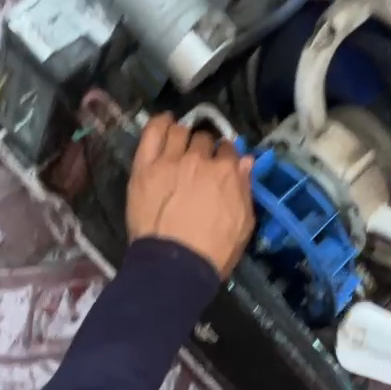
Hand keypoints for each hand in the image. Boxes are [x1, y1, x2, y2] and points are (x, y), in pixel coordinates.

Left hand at [126, 113, 257, 276]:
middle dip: (204, 148)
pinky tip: (164, 123)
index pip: (229, 150)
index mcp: (226, 173)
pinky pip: (152, 133)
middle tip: (199, 163)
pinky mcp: (144, 167)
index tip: (221, 166)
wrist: (175, 266)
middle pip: (204, 140)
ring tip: (181, 145)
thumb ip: (245, 190)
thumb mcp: (243, 225)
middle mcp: (199, 159)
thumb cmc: (213, 253)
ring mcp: (169, 160)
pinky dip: (159, 124)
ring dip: (184, 136)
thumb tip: (246, 161)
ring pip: (179, 132)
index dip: (225, 158)